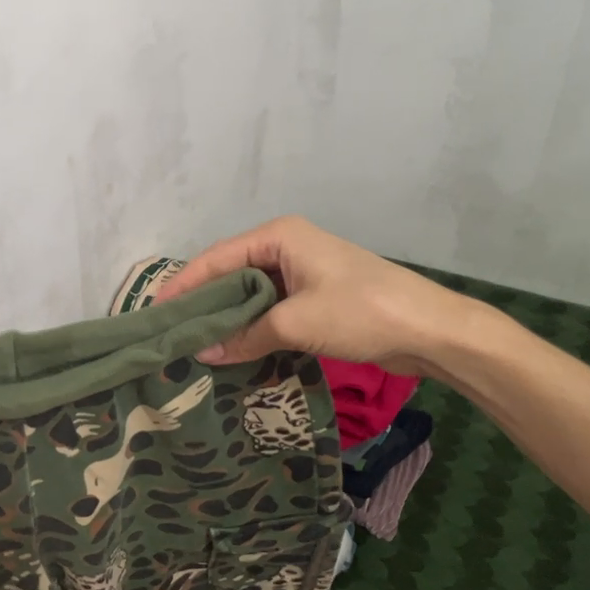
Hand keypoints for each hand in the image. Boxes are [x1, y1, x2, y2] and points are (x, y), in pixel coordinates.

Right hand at [155, 216, 477, 374]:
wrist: (433, 330)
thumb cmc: (362, 311)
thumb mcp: (296, 323)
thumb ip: (244, 336)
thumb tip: (201, 354)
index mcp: (280, 236)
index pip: (215, 258)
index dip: (183, 285)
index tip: (155, 312)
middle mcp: (286, 246)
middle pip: (229, 273)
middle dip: (202, 302)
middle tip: (170, 331)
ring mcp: (302, 271)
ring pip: (249, 292)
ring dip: (226, 317)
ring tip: (193, 342)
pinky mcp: (315, 295)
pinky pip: (269, 307)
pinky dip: (250, 325)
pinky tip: (232, 346)